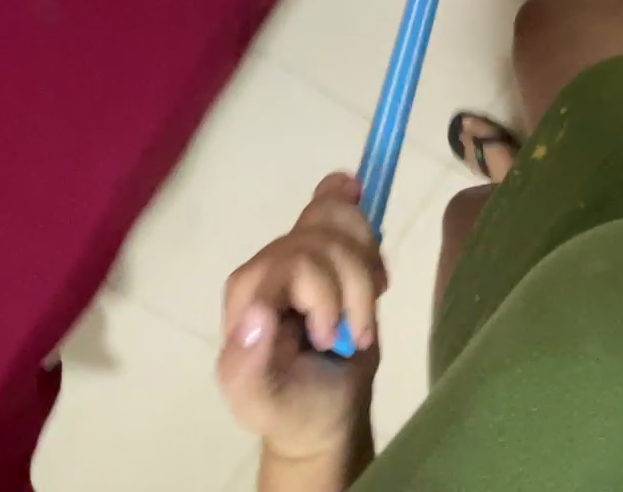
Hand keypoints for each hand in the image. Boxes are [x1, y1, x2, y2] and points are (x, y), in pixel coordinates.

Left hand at [217, 173, 385, 460]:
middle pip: (327, 240)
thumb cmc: (286, 404)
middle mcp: (274, 259)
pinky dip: (373, 253)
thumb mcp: (259, 399)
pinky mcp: (332, 243)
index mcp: (249, 289)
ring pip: (347, 222)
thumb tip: (258, 314)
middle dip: (353, 292)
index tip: (327, 340)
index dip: (326, 298)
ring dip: (367, 276)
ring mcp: (305, 247)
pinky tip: (370, 284)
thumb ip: (249, 362)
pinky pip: (356, 216)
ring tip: (360, 317)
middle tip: (352, 336)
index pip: (297, 262)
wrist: (326, 406)